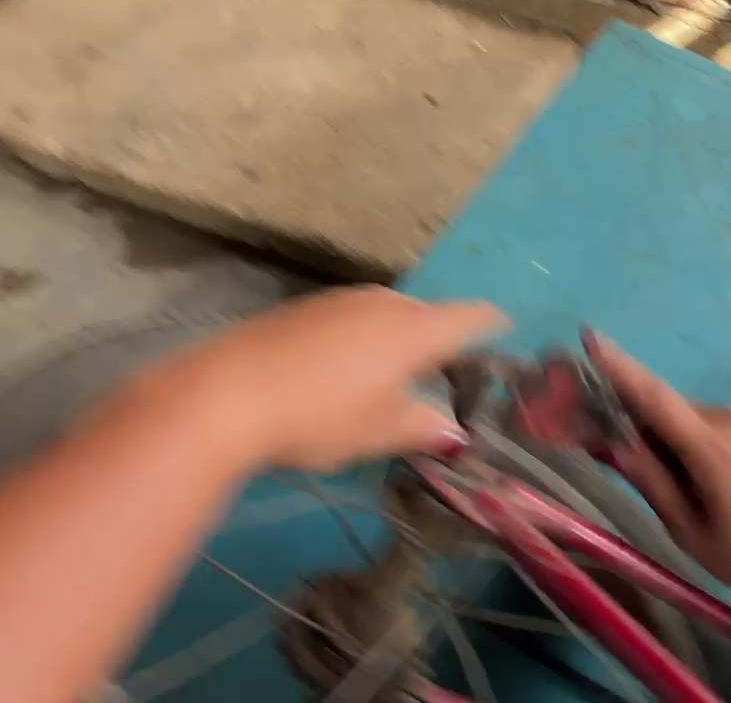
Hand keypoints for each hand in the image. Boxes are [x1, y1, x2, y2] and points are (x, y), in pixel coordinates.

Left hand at [166, 286, 506, 471]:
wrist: (227, 391)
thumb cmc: (318, 414)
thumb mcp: (376, 431)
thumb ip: (421, 426)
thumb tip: (454, 431)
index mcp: (413, 329)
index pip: (467, 316)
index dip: (489, 322)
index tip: (503, 327)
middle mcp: (384, 303)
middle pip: (427, 313)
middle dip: (440, 336)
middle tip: (444, 368)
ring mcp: (342, 299)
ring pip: (388, 312)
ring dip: (400, 334)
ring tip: (394, 369)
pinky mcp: (307, 307)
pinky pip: (354, 315)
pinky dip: (365, 334)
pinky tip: (344, 365)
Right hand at [596, 341, 730, 611]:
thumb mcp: (690, 533)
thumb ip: (650, 481)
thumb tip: (612, 442)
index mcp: (712, 448)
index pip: (655, 397)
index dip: (620, 366)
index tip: (591, 336)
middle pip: (670, 410)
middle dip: (644, 426)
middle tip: (629, 458)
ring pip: (692, 417)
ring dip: (676, 437)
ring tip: (689, 486)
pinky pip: (716, 422)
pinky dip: (700, 439)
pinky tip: (715, 479)